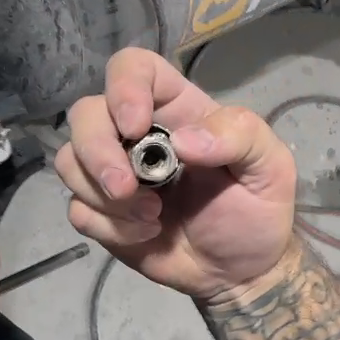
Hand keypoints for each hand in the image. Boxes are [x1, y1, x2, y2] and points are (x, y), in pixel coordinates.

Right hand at [57, 49, 297, 304]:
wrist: (238, 271)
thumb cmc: (255, 209)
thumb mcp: (270, 167)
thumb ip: (240, 137)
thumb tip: (183, 139)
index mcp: (172, 108)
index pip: (131, 67)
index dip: (123, 87)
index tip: (135, 126)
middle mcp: (132, 133)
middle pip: (84, 114)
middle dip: (96, 150)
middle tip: (125, 188)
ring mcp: (110, 171)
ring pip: (69, 161)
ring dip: (102, 194)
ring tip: (151, 217)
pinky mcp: (99, 211)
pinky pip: (77, 209)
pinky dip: (108, 226)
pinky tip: (144, 234)